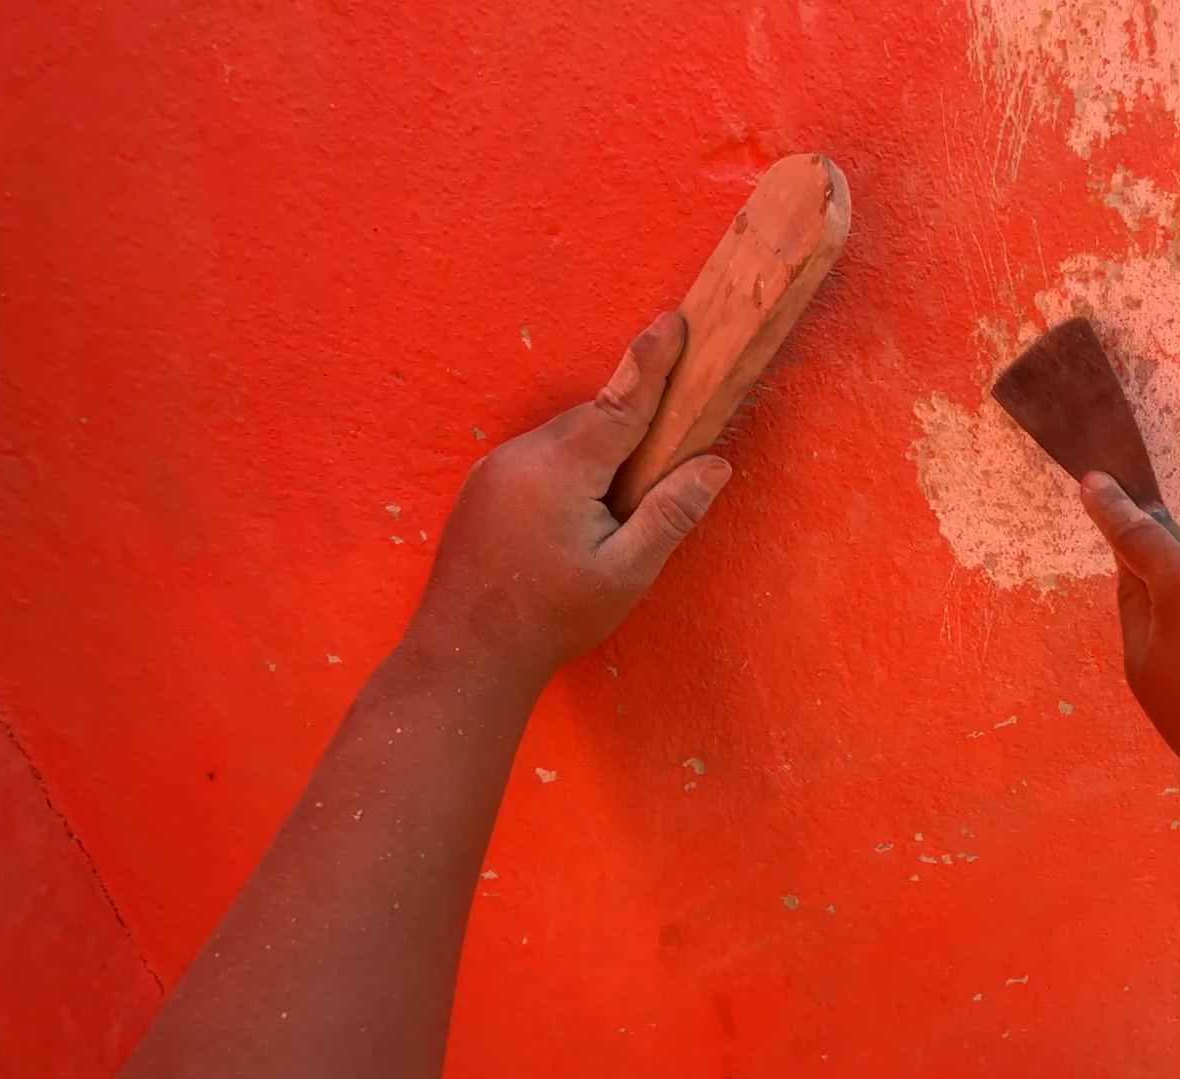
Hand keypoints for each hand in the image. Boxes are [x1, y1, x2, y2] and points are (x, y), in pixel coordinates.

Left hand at [405, 311, 731, 687]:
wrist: (465, 655)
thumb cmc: (553, 618)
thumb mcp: (627, 573)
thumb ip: (670, 514)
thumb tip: (714, 464)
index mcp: (560, 471)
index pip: (619, 404)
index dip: (651, 361)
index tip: (673, 321)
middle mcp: (522, 456)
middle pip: (596, 419)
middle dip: (636, 427)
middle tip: (667, 465)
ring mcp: (496, 468)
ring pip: (570, 438)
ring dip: (606, 452)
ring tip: (619, 509)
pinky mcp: (486, 485)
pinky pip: (546, 455)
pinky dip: (578, 465)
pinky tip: (583, 513)